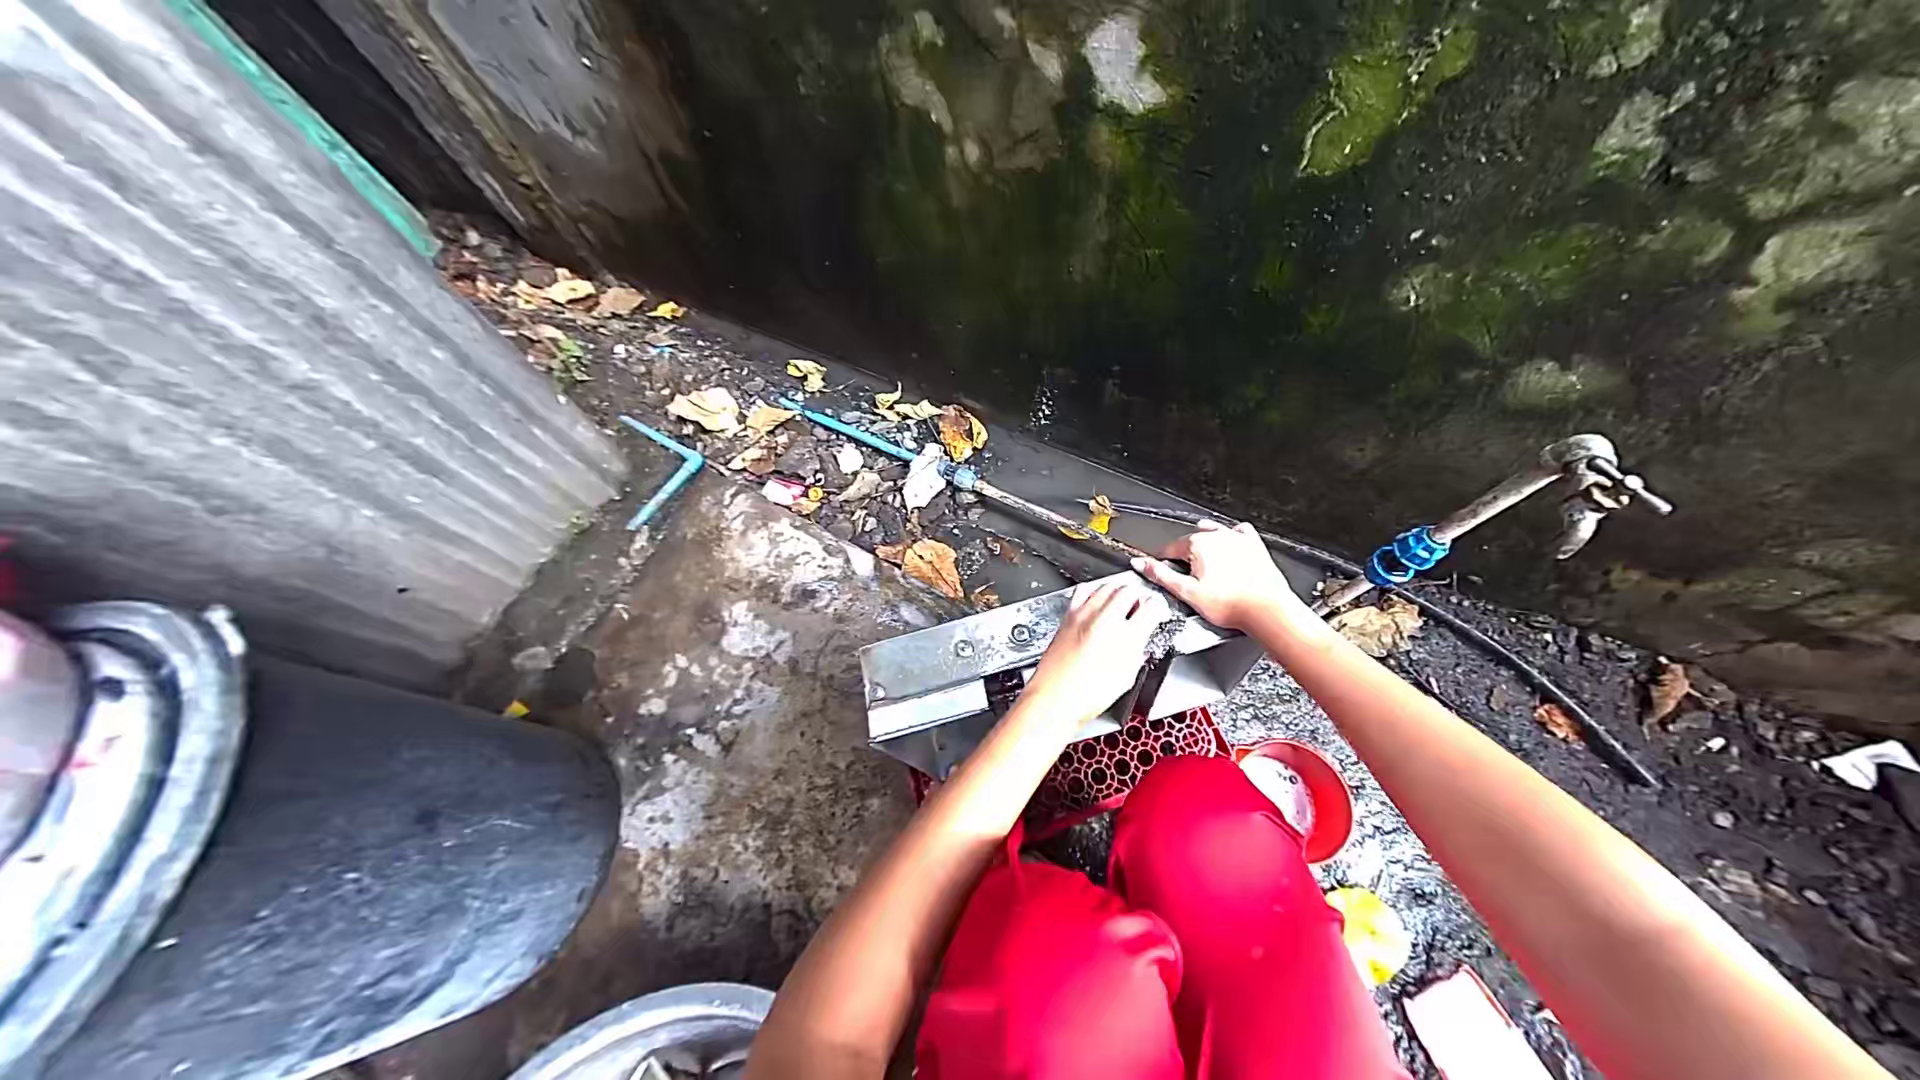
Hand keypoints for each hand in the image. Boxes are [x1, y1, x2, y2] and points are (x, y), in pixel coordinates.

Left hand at [1023, 579, 1171, 725]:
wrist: (1054, 699)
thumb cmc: (1086, 696)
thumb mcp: (1126, 678)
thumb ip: (1137, 654)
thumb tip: (1140, 643)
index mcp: (1127, 636)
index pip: (1152, 606)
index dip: (1159, 608)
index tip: (1156, 612)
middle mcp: (1105, 619)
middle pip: (1129, 589)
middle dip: (1138, 598)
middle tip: (1138, 609)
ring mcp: (1084, 615)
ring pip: (1107, 586)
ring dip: (1117, 592)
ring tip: (1119, 605)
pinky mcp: (1068, 616)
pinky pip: (1084, 591)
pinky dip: (1094, 593)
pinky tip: (1096, 603)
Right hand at [1131, 520, 1306, 630]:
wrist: (1267, 611)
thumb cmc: (1231, 605)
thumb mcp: (1186, 592)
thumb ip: (1159, 574)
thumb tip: (1140, 563)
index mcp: (1198, 543)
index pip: (1169, 548)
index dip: (1163, 562)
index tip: (1164, 574)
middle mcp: (1218, 535)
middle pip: (1190, 541)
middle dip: (1185, 557)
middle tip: (1188, 580)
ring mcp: (1237, 539)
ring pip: (1213, 535)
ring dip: (1205, 547)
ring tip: (1206, 569)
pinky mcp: (1254, 546)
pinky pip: (1238, 534)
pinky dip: (1231, 540)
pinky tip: (1228, 553)